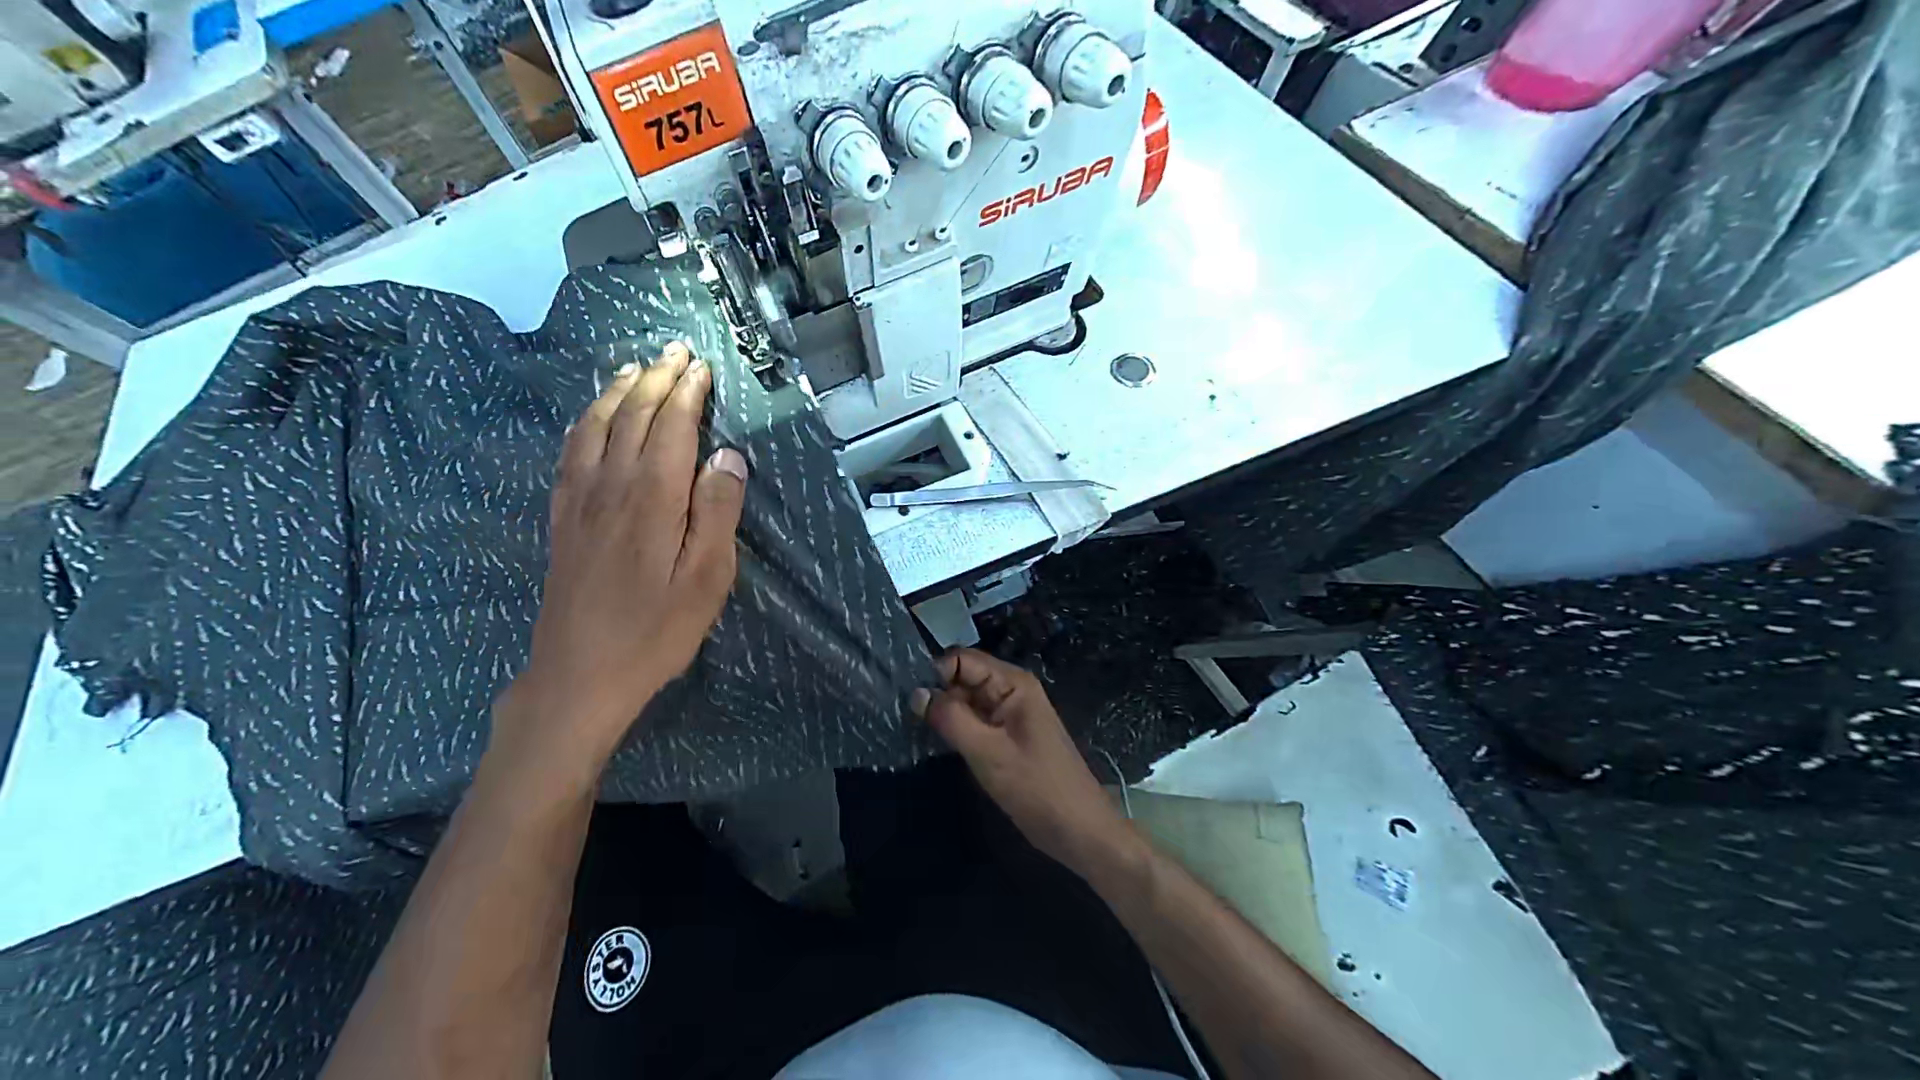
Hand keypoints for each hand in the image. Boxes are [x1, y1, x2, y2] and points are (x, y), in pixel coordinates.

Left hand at [493, 342, 748, 784]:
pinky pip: (570, 452)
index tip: (700, 366)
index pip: (670, 426)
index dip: (686, 392)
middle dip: (655, 379)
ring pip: (596, 426)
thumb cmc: (657, 630)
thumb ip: (718, 512)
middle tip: (674, 352)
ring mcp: (579, 499)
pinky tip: (589, 417)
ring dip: (617, 391)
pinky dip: (584, 422)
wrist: (580, 673)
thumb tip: (729, 456)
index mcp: (653, 497)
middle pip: (632, 415)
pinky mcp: (562, 517)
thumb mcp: (708, 578)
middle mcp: (611, 485)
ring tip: (634, 367)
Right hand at [912, 649, 1137, 877]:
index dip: (934, 673)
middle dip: (935, 693)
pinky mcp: (1005, 738)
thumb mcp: (988, 752)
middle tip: (903, 717)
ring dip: (942, 713)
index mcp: (1013, 683)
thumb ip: (951, 719)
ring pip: (965, 701)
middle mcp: (1010, 691)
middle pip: (961, 678)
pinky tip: (934, 743)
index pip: (961, 659)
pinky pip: (973, 721)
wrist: (1078, 830)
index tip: (907, 699)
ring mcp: (1008, 715)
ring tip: (912, 729)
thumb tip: (916, 693)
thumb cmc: (1037, 788)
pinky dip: (954, 729)